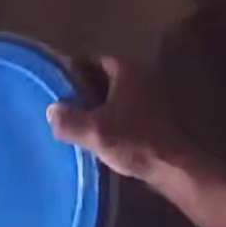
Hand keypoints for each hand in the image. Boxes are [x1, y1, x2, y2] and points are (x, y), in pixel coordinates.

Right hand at [46, 56, 194, 182]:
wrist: (173, 167)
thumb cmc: (134, 140)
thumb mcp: (95, 132)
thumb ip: (69, 120)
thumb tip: (52, 110)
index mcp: (125, 69)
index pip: (91, 59)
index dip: (73, 71)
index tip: (58, 87)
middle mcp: (139, 75)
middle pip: (102, 77)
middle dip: (83, 90)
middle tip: (63, 106)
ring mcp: (149, 94)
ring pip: (113, 95)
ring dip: (97, 106)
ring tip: (76, 123)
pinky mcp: (153, 115)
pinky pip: (124, 109)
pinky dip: (111, 118)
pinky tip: (98, 135)